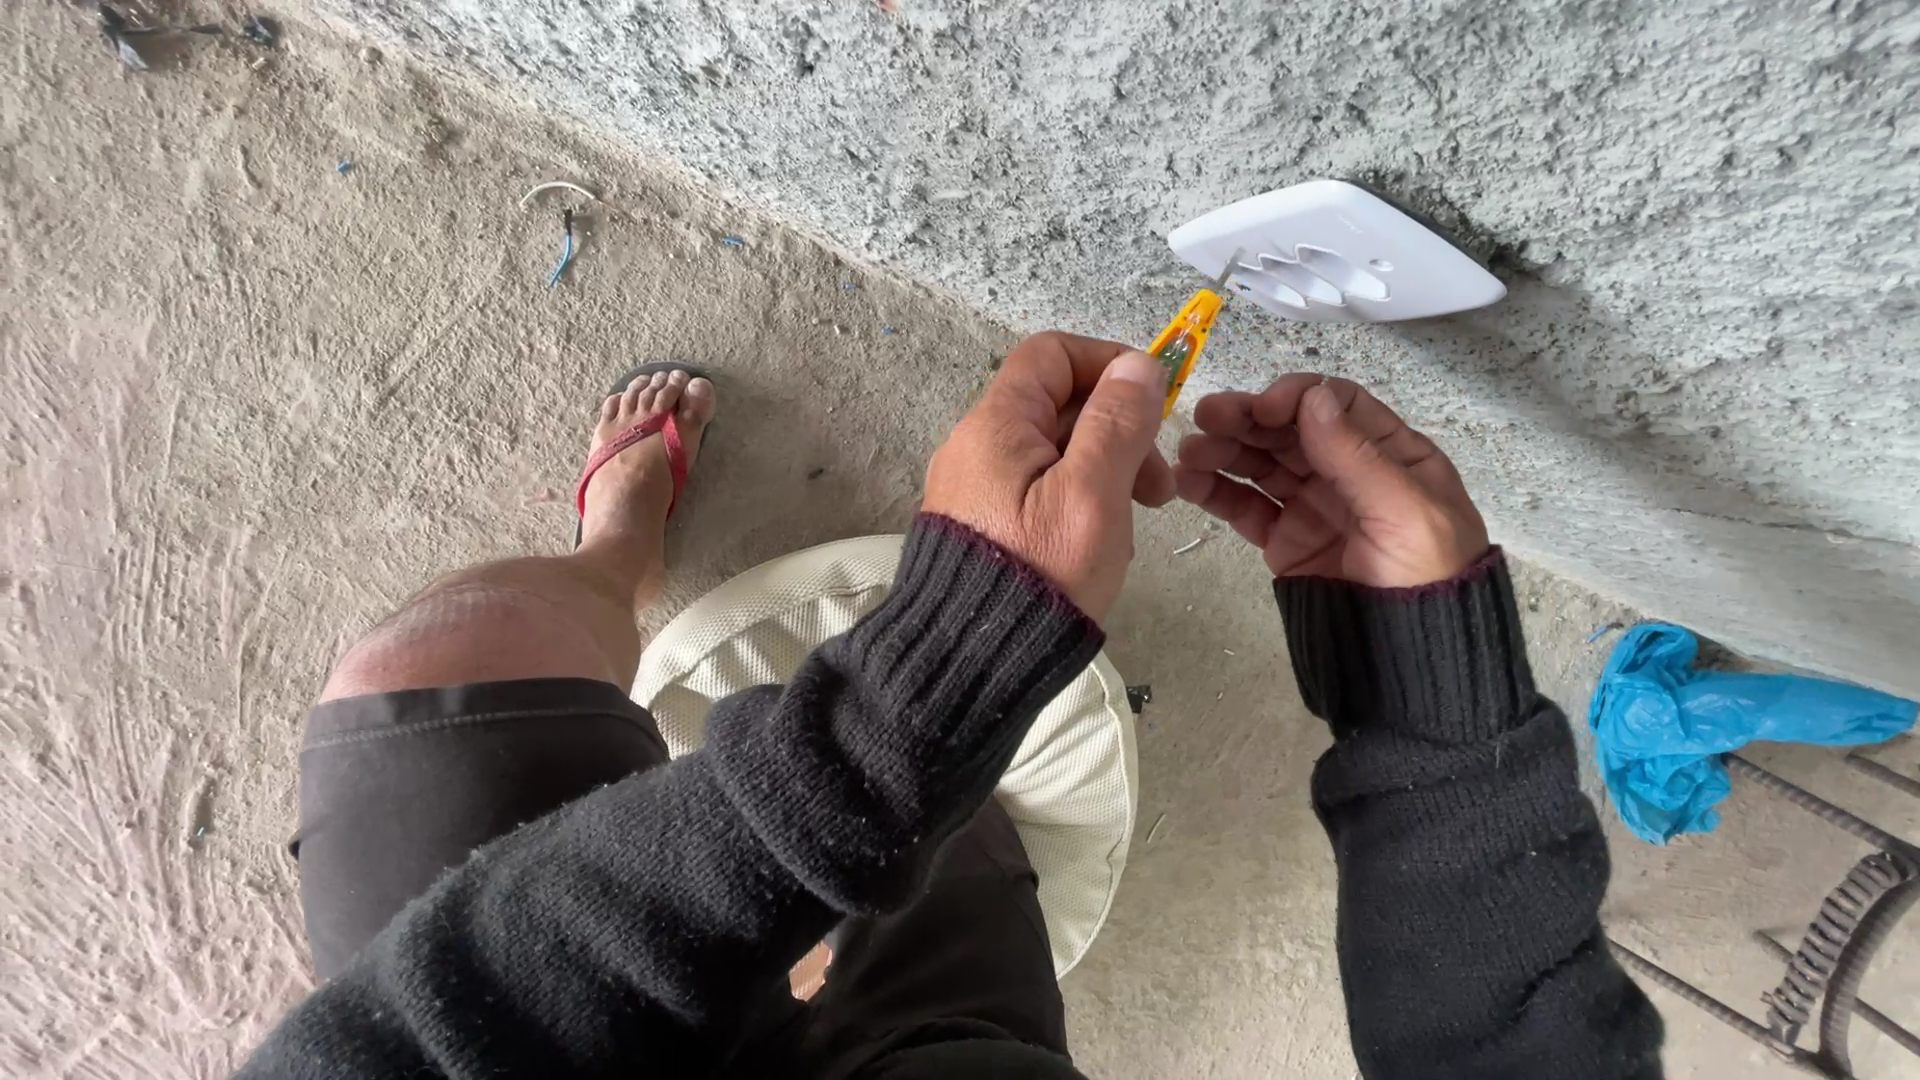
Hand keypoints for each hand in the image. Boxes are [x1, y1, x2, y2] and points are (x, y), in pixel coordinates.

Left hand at [921, 332, 1174, 621]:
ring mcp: (975, 488)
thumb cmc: (1041, 572)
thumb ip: (1117, 424)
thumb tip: (1137, 364)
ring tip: (1133, 523)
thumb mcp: (1091, 494)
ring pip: (1053, 454)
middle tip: (1159, 487)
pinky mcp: (981, 524)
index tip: (1153, 400)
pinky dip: (1076, 502)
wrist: (973, 660)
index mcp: (996, 425)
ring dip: (1103, 474)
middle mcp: (976, 447)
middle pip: (1057, 407)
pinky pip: (1037, 492)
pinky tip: (1098, 543)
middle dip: (1118, 434)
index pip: (1051, 355)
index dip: (1107, 363)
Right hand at [1173, 375, 1488, 587]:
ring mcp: (1309, 505)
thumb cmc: (1423, 576)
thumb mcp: (1408, 512)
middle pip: (1288, 431)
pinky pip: (1243, 507)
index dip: (1296, 398)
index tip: (1262, 409)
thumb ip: (1357, 456)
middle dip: (1246, 420)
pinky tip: (1187, 483)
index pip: (1336, 406)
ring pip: (1259, 465)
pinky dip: (1214, 492)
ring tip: (1187, 453)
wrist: (1403, 656)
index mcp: (1389, 454)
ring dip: (1222, 451)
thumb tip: (1310, 398)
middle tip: (1203, 417)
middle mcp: (1344, 471)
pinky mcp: (1280, 539)